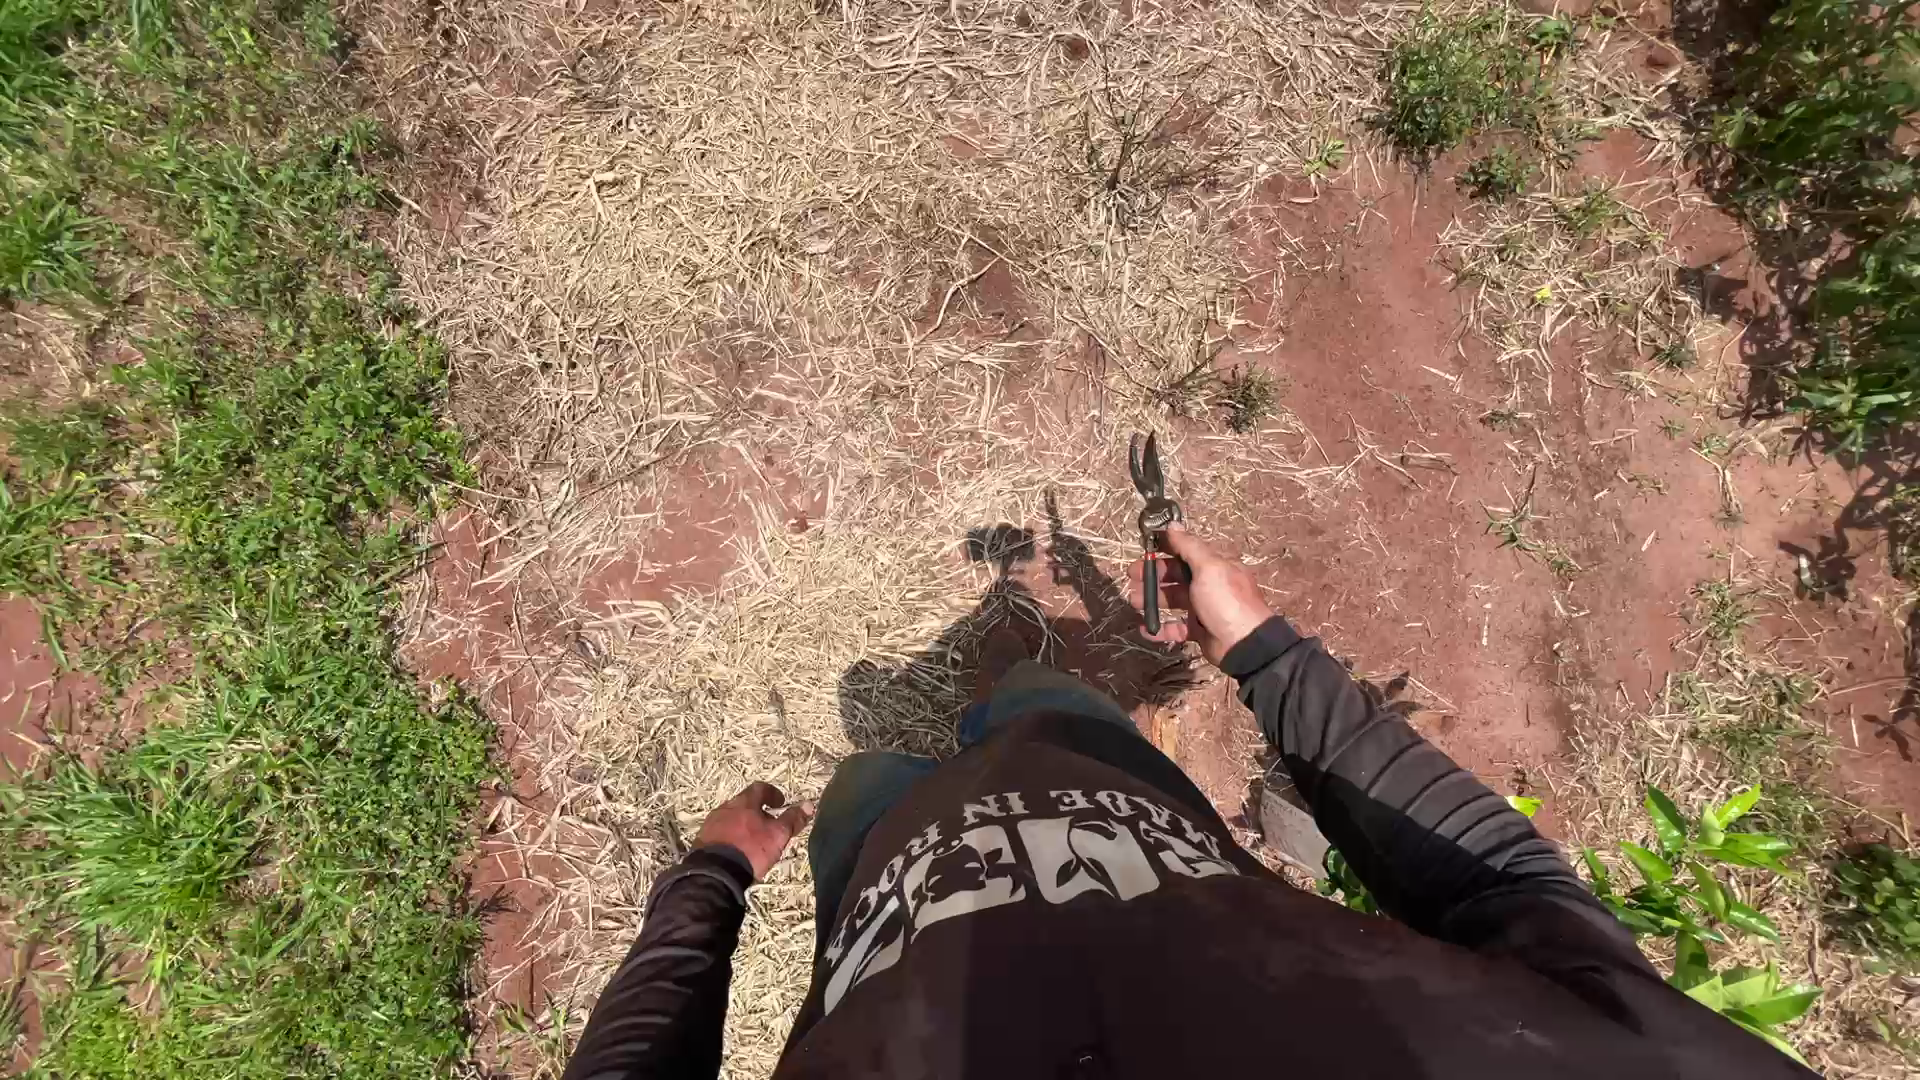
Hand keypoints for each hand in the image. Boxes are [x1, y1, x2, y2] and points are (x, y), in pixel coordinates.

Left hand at [693, 782, 812, 880]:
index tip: (780, 803)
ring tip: (752, 840)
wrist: (714, 875)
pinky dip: (730, 838)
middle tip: (768, 823)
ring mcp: (711, 825)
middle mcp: (725, 809)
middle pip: (743, 803)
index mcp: (744, 803)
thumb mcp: (778, 835)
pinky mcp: (701, 843)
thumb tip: (808, 804)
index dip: (772, 794)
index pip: (760, 788)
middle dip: (756, 811)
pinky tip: (736, 852)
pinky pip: (719, 834)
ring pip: (730, 819)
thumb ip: (792, 819)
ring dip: (742, 825)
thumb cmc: (750, 850)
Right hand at [1134, 524, 1273, 666]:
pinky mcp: (1199, 630)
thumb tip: (1173, 524)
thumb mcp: (1208, 568)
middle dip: (1153, 575)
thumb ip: (1189, 546)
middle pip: (1176, 575)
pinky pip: (1176, 627)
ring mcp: (1204, 608)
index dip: (1164, 548)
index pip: (1185, 551)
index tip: (1144, 548)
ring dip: (1153, 600)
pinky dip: (1160, 628)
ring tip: (1134, 602)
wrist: (1244, 644)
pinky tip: (1146, 629)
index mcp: (1214, 566)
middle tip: (1132, 577)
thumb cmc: (1225, 600)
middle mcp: (1209, 584)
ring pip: (1173, 599)